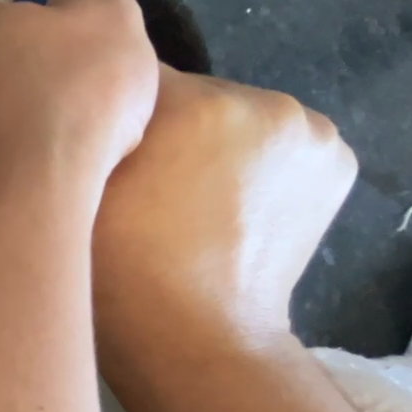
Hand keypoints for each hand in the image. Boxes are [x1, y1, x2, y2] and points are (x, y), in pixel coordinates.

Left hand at [0, 0, 159, 219]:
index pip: (1, 7)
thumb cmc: (68, 95)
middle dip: (34, 70)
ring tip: (67, 133)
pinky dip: (4, 153)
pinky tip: (37, 166)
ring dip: (21, 115)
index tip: (82, 46)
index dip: (48, 22)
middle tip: (83, 90)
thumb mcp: (108, 12)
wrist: (18, 196)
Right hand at [94, 67, 356, 359]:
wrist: (193, 337)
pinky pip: (271, 143)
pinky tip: (219, 205)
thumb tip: (88, 98)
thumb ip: (88, 134)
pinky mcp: (335, 162)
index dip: (103, 107)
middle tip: (131, 182)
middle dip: (158, 127)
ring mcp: (312, 133)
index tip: (87, 145)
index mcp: (196, 105)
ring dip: (202, 142)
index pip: (134, 75)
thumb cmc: (115, 269)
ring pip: (231, 117)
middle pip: (187, 95)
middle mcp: (266, 103)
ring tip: (174, 198)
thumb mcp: (76, 194)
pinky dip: (244, 163)